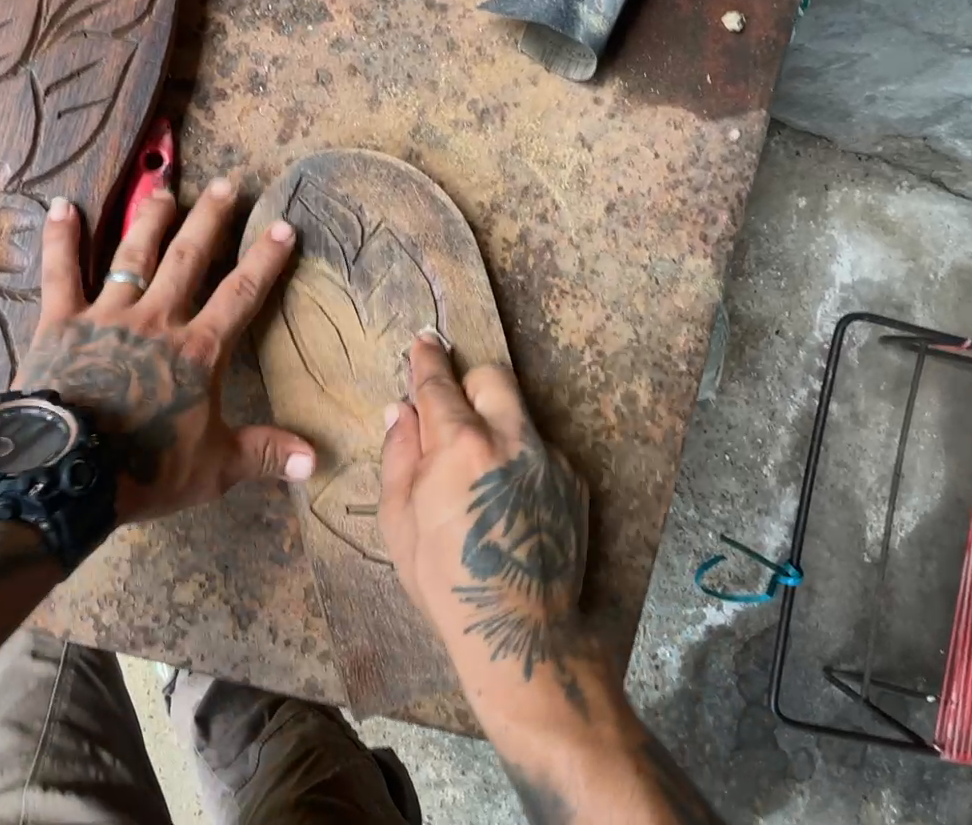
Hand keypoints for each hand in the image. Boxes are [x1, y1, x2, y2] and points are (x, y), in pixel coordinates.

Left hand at [16, 180, 314, 523]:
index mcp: (198, 350)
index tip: (283, 226)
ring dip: (151, 219)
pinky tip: (63, 205)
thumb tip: (315, 462)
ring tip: (166, 189)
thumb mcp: (215, 467)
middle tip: (227, 184)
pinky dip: (61, 238)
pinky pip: (61, 272)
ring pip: (133, 255)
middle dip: (211, 220)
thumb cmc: (145, 468)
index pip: (242, 294)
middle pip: (188, 258)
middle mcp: (156, 319)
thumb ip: (264, 454)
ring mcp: (107, 316)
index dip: (265, 258)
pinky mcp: (60, 323)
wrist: (67, 476)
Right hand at [379, 332, 590, 685]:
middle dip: (468, 381)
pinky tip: (505, 500)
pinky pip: (539, 449)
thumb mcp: (398, 518)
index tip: (423, 340)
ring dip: (493, 422)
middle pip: (493, 377)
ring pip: (519, 412)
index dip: (426, 357)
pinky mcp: (573, 482)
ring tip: (477, 468)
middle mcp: (512, 439)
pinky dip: (517, 457)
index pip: (439, 383)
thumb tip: (402, 409)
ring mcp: (550, 459)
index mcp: (461, 444)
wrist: (518, 632)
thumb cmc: (443, 578)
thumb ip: (399, 453)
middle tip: (449, 411)